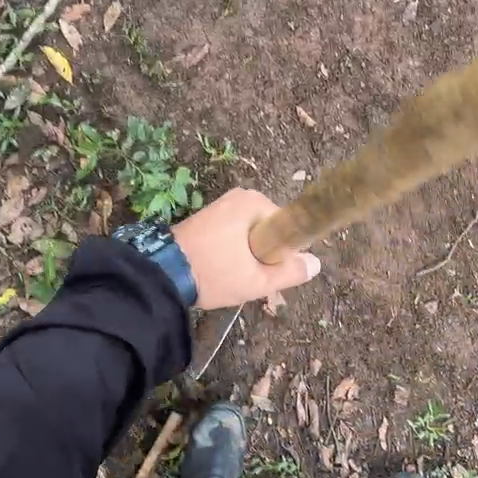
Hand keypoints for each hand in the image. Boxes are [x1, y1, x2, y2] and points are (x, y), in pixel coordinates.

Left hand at [172, 188, 320, 309]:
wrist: (161, 275)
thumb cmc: (213, 273)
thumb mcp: (256, 280)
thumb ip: (290, 272)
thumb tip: (316, 263)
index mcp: (254, 202)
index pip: (287, 229)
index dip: (283, 254)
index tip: (268, 273)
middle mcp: (239, 196)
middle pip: (269, 232)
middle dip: (264, 256)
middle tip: (250, 279)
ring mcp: (220, 206)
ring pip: (251, 236)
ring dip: (248, 257)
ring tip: (233, 277)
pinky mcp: (206, 218)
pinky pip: (234, 235)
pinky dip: (233, 252)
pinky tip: (221, 270)